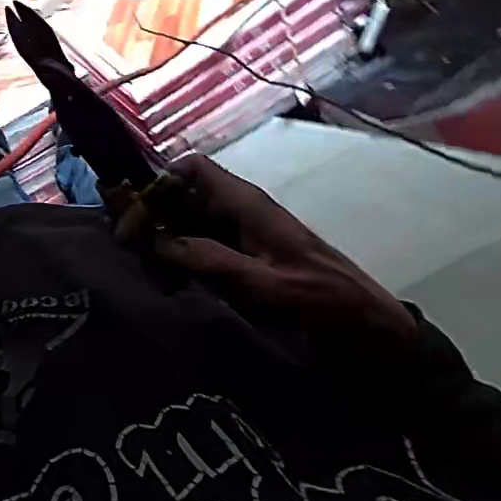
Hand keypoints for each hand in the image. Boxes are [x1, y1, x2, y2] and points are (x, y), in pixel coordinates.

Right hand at [157, 155, 416, 340]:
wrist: (372, 332)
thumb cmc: (323, 302)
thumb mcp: (265, 284)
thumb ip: (211, 260)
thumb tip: (157, 241)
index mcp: (248, 204)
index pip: (193, 168)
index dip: (160, 179)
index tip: (135, 211)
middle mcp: (242, 210)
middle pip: (185, 193)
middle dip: (155, 210)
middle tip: (128, 242)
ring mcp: (245, 233)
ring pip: (191, 218)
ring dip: (166, 234)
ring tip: (142, 261)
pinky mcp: (248, 255)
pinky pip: (205, 242)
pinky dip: (184, 253)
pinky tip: (170, 276)